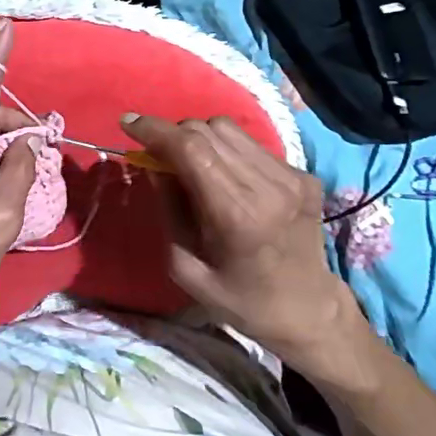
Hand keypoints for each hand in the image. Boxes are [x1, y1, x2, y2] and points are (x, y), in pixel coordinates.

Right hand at [120, 114, 383, 387]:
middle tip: (155, 154)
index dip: (155, 131)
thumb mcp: (186, 267)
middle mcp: (268, 187)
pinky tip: (222, 174)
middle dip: (173, 134)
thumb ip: (169, 210)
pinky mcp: (303, 175)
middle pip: (208, 131)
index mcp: (237, 215)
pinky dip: (226, 149)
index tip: (127, 124)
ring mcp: (291, 177)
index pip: (191, 149)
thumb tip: (154, 165)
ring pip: (229, 129)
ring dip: (199, 137)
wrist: (308, 311)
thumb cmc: (240, 301)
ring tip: (188, 161)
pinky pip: (251, 144)